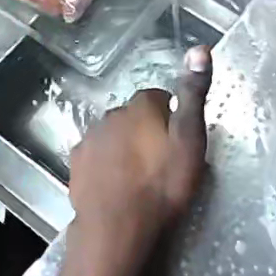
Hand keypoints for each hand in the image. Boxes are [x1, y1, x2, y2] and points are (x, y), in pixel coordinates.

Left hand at [65, 47, 212, 275]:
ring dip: (124, 148)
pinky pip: (96, 156)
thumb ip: (194, 95)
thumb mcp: (190, 140)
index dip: (171, 118)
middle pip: (133, 117)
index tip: (179, 142)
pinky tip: (116, 185)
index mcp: (140, 106)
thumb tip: (200, 48)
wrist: (116, 227)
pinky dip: (105, 165)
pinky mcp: (76, 163)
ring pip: (113, 136)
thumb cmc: (161, 185)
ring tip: (139, 178)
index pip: (158, 98)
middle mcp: (110, 115)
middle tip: (161, 163)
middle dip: (145, 132)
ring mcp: (89, 139)